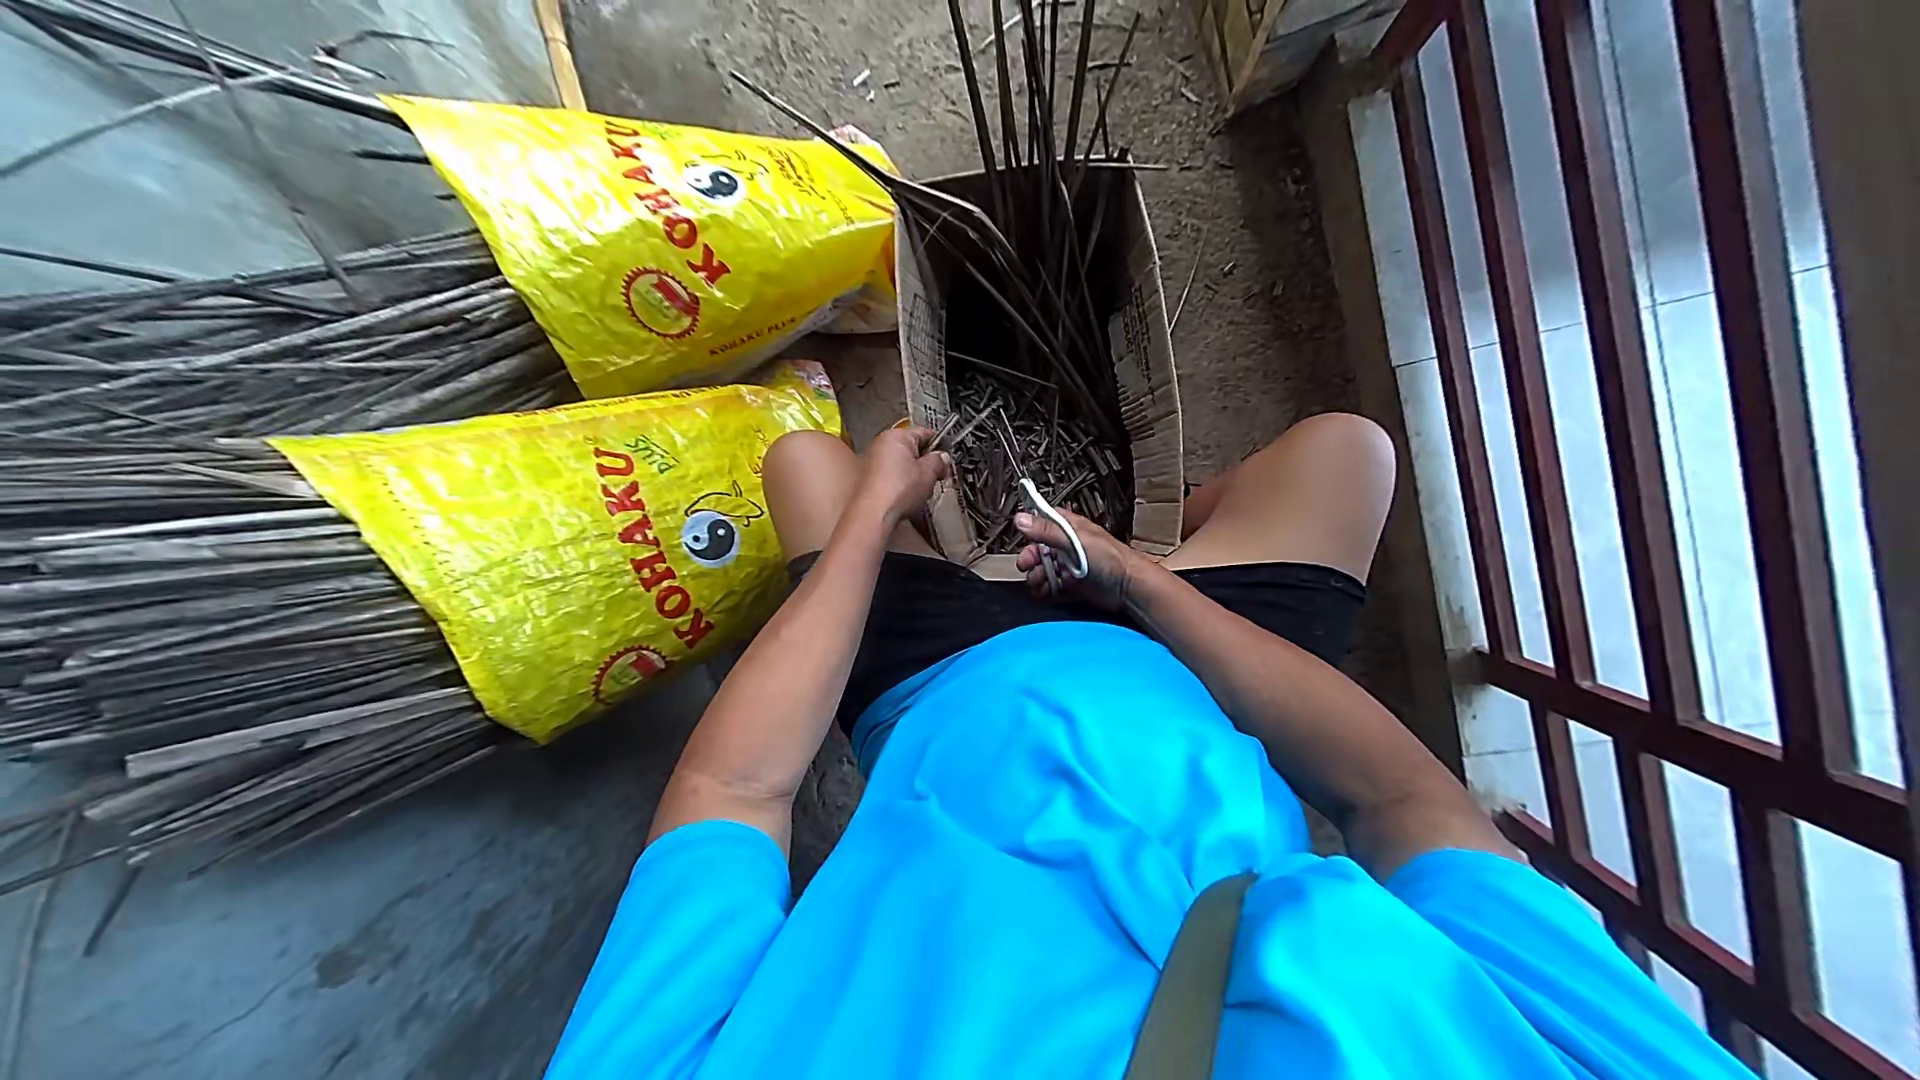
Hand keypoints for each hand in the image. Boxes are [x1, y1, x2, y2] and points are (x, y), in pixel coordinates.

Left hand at [848, 426, 952, 526]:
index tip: (947, 458)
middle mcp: (881, 444)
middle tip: (937, 476)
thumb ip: (939, 461)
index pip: (924, 433)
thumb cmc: (898, 490)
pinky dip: (902, 484)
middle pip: (912, 449)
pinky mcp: (870, 479)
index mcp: (896, 436)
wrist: (874, 514)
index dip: (940, 446)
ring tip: (922, 490)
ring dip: (915, 475)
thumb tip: (942, 458)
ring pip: (903, 464)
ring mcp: (873, 462)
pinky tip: (908, 496)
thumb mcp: (929, 473)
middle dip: (926, 463)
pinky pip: (893, 477)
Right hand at [1013, 506, 1148, 609]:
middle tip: (1026, 564)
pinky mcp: (1071, 584)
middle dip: (1030, 556)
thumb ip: (1047, 530)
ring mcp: (1069, 565)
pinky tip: (1043, 590)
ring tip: (1037, 580)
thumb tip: (1021, 519)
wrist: (1129, 588)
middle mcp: (1068, 545)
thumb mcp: (1075, 539)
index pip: (1043, 521)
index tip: (1022, 536)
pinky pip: (1050, 585)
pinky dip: (1043, 588)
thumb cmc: (1111, 558)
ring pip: (1042, 568)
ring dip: (1035, 575)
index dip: (1030, 527)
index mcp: (1069, 527)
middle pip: (1038, 548)